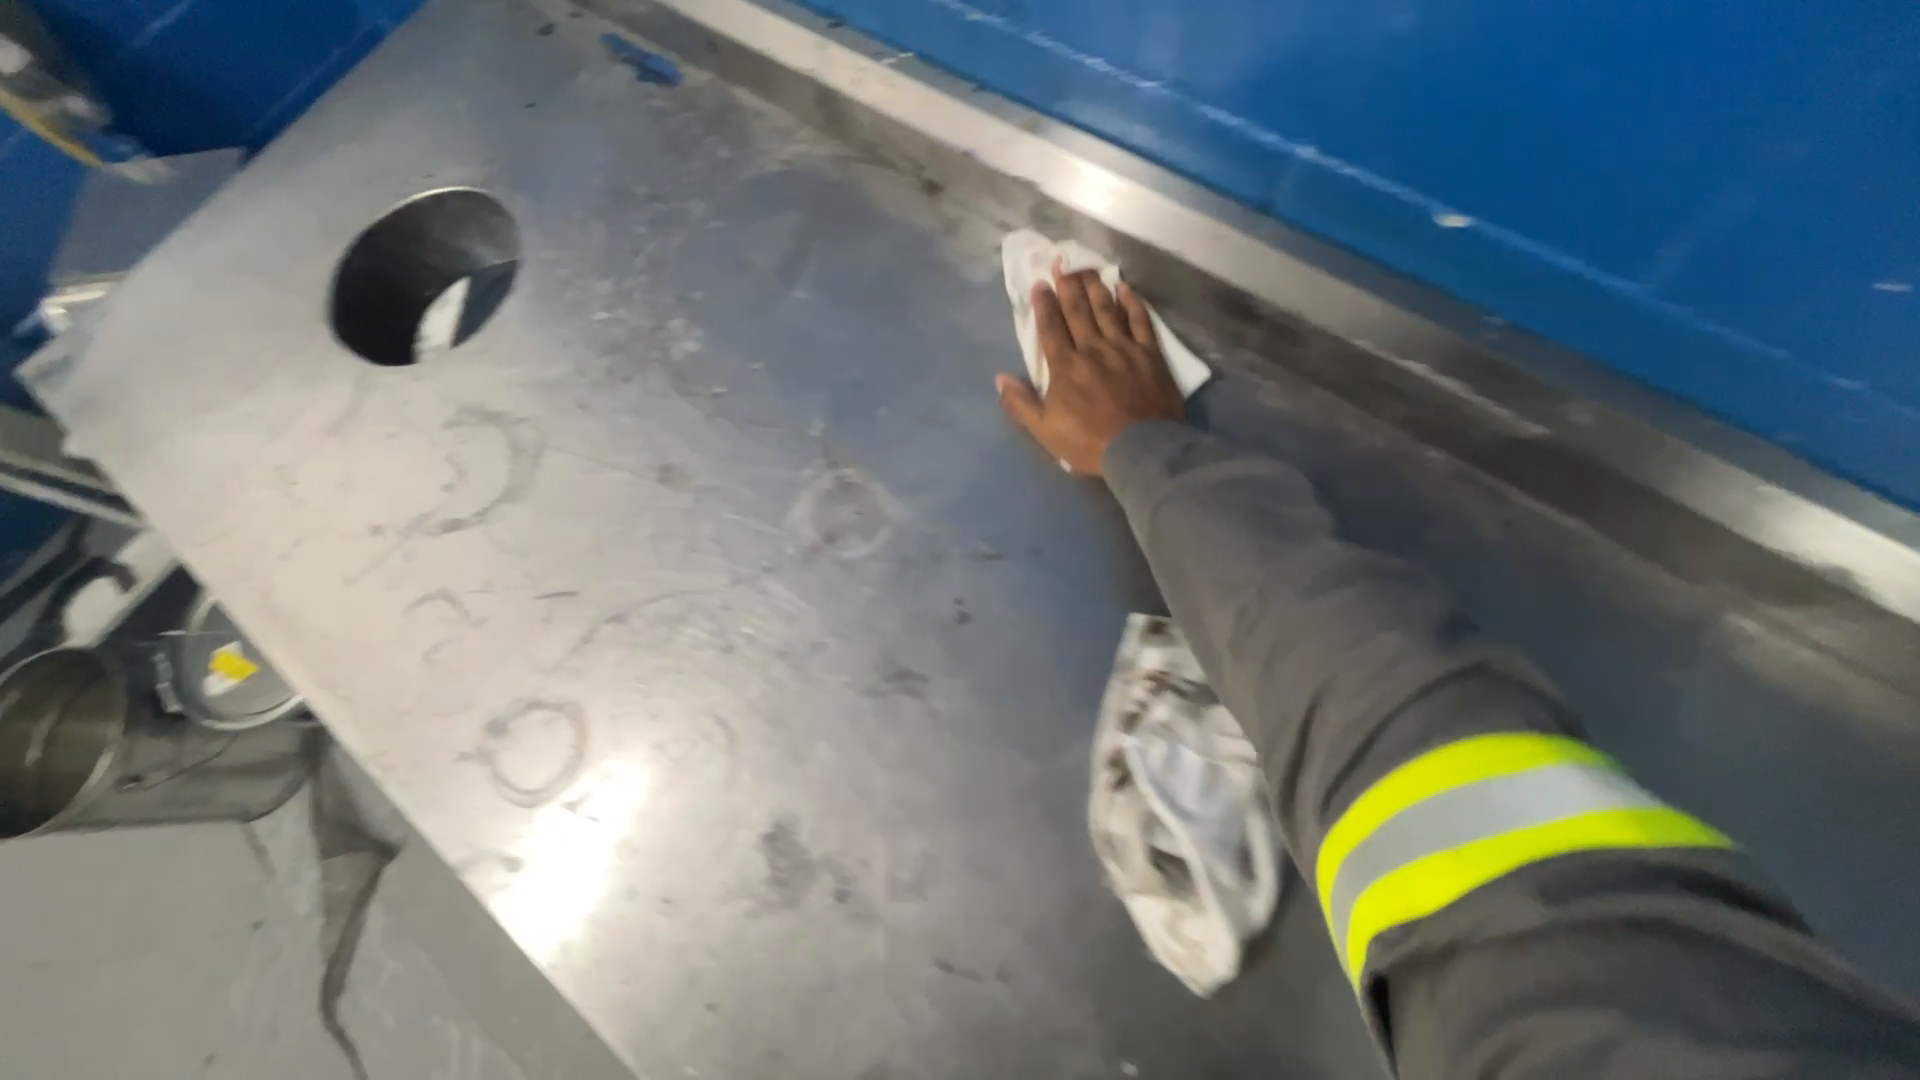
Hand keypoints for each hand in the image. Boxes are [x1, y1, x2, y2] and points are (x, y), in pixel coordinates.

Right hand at [996, 267, 1185, 475]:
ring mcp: (1123, 348)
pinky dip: (1132, 302)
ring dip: (1095, 286)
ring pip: (1106, 309)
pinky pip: (1140, 320)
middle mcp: (1092, 349)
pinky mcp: (1150, 353)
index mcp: (1065, 367)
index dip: (1044, 305)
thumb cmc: (1089, 444)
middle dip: (1067, 285)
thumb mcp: (1045, 431)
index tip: (1039, 284)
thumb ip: (1021, 404)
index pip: (1051, 328)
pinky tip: (1124, 288)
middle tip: (1061, 262)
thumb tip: (999, 379)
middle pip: (1078, 311)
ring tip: (1086, 268)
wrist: (1141, 449)